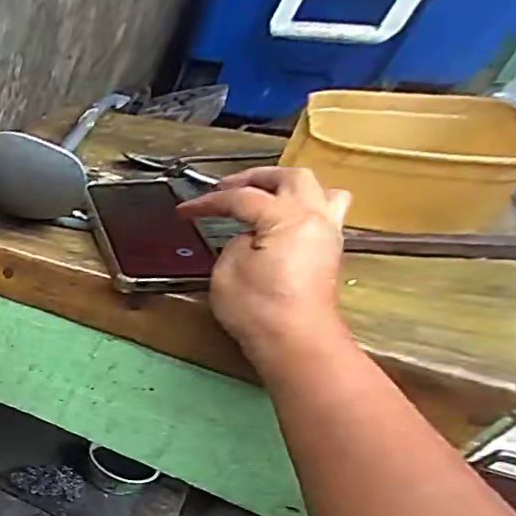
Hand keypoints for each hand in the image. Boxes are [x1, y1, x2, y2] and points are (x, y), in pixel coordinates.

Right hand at [176, 167, 354, 367]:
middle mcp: (316, 217)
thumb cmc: (256, 307)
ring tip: (263, 196)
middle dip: (255, 177)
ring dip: (288, 186)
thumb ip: (236, 242)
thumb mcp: (227, 270)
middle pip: (291, 178)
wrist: (293, 337)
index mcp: (288, 218)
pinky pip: (323, 210)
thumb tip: (248, 237)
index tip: (185, 209)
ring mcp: (329, 232)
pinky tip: (280, 220)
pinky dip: (300, 205)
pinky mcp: (329, 249)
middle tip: (225, 187)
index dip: (209, 202)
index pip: (243, 198)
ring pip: (319, 189)